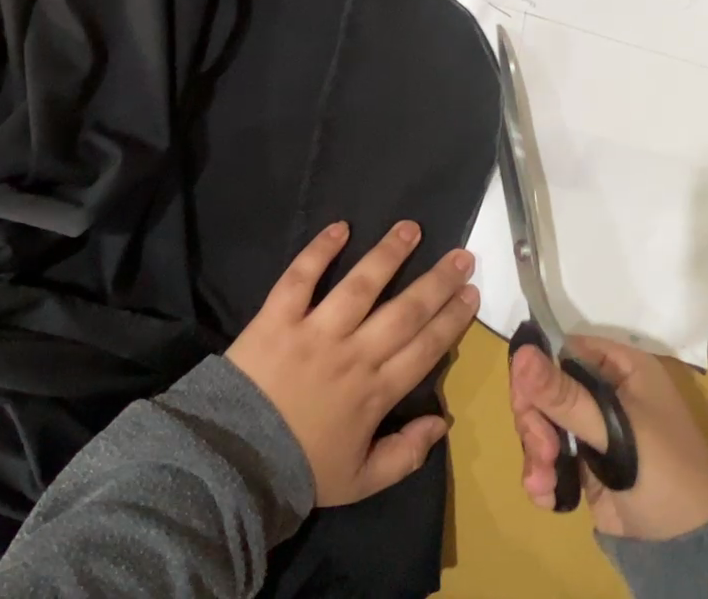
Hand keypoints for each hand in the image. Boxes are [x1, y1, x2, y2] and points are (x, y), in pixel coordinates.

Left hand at [227, 220, 478, 506]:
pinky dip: (319, 251)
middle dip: (436, 282)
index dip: (451, 319)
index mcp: (376, 392)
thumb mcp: (362, 480)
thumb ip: (406, 455)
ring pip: (360, 286)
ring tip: (410, 228)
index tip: (471, 293)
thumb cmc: (301, 467)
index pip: (425, 347)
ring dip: (388, 255)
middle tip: (461, 256)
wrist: (236, 457)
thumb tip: (442, 423)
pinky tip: (340, 228)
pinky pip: (300, 277)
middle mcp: (353, 354)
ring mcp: (314, 331)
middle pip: (404, 312)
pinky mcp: (277, 317)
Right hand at [511, 336, 707, 539]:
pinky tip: (545, 493)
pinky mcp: (581, 458)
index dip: (536, 371)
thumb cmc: (665, 477)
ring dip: (535, 451)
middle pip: (543, 387)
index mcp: (622, 370)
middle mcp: (605, 392)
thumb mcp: (615, 434)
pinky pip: (544, 452)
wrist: (688, 550)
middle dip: (534, 422)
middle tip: (543, 450)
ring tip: (544, 483)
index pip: (561, 350)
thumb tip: (520, 352)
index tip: (525, 401)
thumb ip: (564, 395)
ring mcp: (591, 426)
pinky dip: (540, 472)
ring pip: (539, 421)